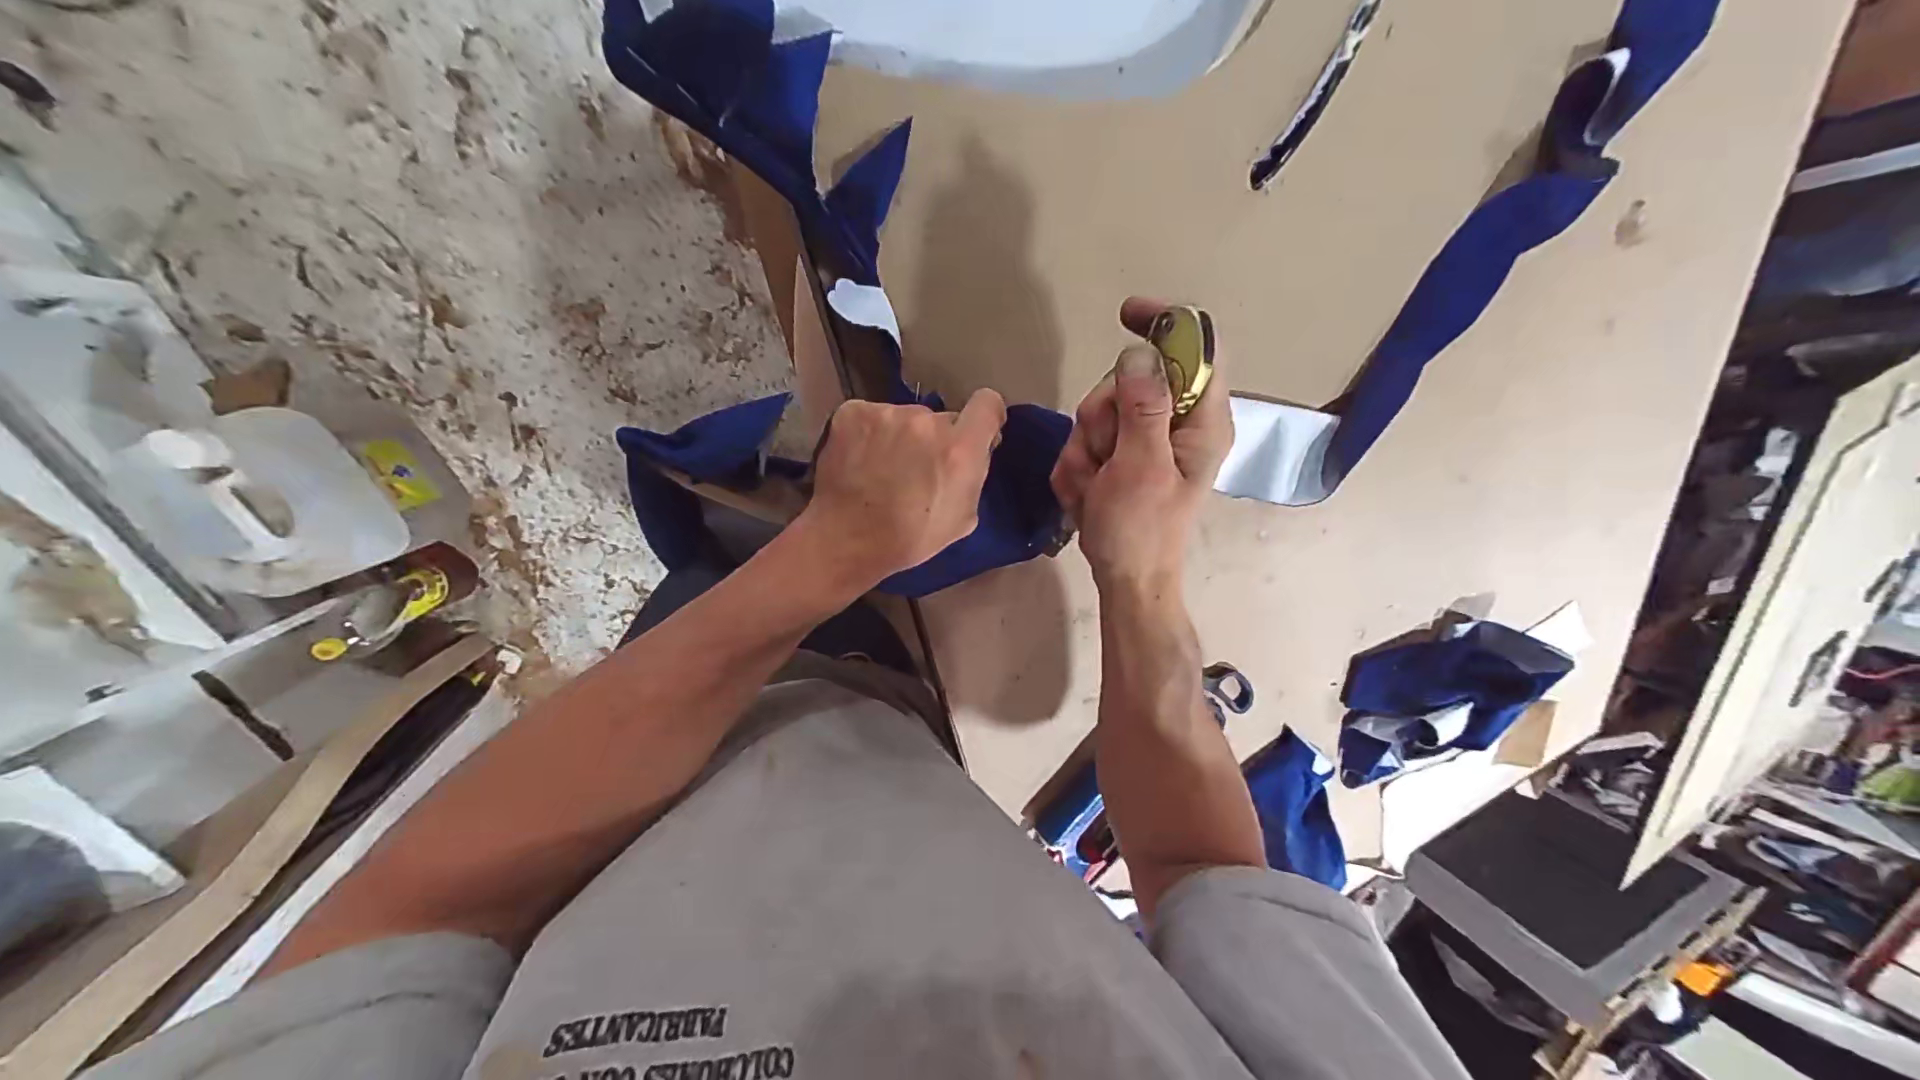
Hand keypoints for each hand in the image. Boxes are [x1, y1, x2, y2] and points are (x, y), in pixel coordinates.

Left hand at [799, 389, 1006, 590]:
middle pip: (940, 418)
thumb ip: (973, 475)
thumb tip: (973, 454)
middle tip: (917, 468)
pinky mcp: (852, 412)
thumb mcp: (962, 517)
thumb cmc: (910, 538)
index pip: (987, 403)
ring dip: (900, 436)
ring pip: (904, 418)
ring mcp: (886, 414)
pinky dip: (868, 434)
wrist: (846, 539)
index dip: (984, 417)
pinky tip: (859, 459)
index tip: (975, 432)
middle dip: (935, 439)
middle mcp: (926, 422)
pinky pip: (871, 417)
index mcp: (959, 449)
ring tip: (882, 468)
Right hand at [1050, 298, 1231, 593]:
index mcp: (1201, 420)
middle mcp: (1176, 422)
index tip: (1127, 315)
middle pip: (1129, 378)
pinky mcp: (1120, 454)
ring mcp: (1145, 438)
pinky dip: (1078, 464)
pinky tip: (1088, 492)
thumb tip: (1140, 352)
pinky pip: (1085, 437)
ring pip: (1099, 409)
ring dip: (1085, 448)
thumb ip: (1142, 408)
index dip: (1166, 324)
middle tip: (1102, 457)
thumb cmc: (1141, 530)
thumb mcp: (1141, 468)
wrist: (1125, 577)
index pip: (1197, 348)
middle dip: (1102, 416)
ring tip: (1094, 486)